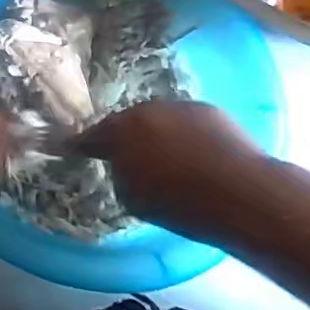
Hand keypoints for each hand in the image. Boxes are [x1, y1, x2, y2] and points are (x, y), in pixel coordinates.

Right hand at [76, 101, 273, 238]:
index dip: (78, 143)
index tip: (68, 146)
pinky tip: (201, 158)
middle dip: (128, 139)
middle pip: (127, 123)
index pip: (89, 137)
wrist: (241, 193)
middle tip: (136, 161)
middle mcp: (143, 110)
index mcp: (118, 132)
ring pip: (158, 120)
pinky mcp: (207, 109)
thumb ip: (119, 174)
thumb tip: (123, 163)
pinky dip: (188, 136)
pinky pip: (187, 122)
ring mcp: (176, 105)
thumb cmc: (180, 203)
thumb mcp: (133, 198)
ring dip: (160, 135)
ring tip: (174, 162)